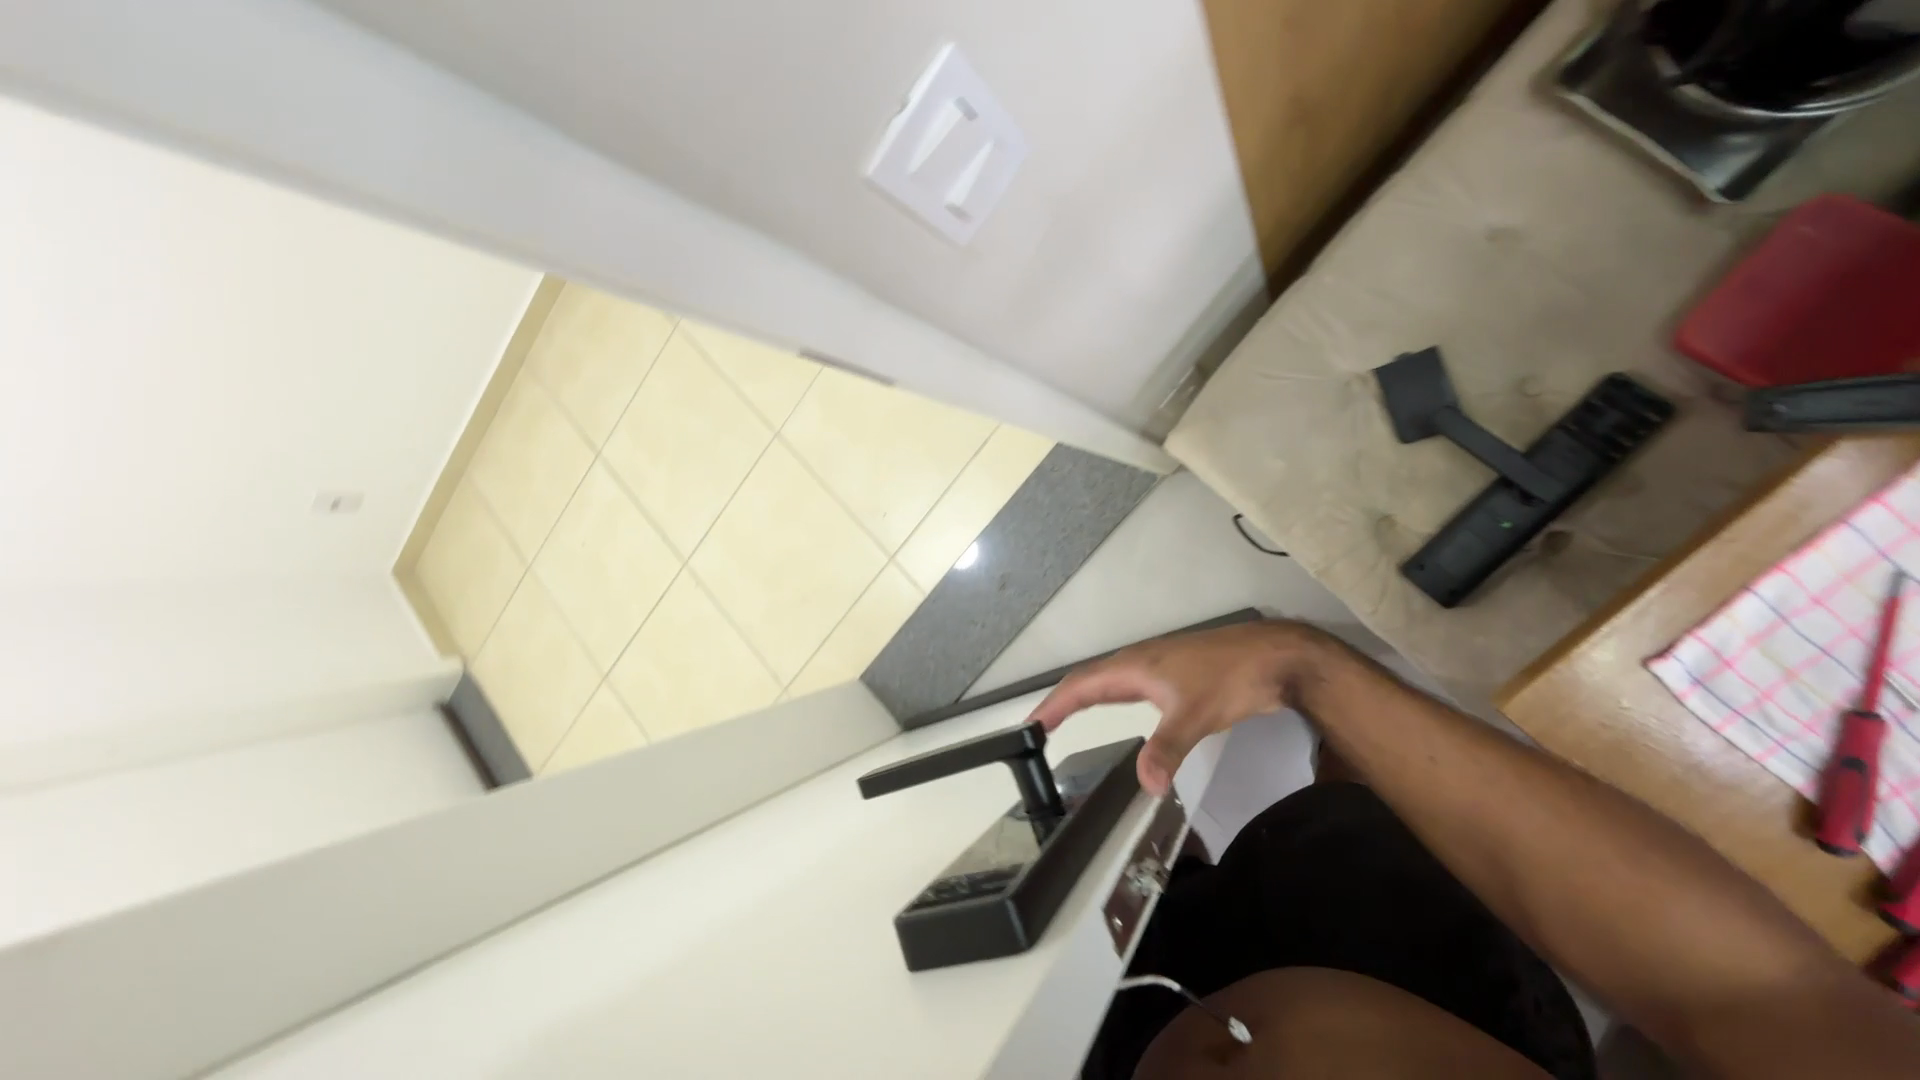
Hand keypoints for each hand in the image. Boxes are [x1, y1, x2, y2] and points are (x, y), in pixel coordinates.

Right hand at [1026, 621, 1329, 794]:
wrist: (1275, 656)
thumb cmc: (1230, 679)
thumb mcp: (1195, 717)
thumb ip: (1166, 750)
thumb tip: (1145, 786)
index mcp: (1134, 667)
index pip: (1081, 686)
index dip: (1053, 705)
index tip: (1030, 726)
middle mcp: (1139, 662)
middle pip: (1089, 680)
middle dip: (1061, 702)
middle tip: (1038, 727)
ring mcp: (1158, 665)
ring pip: (1109, 680)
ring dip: (1084, 696)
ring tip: (1064, 717)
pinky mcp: (1175, 673)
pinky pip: (1128, 684)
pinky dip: (1110, 697)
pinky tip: (1119, 708)